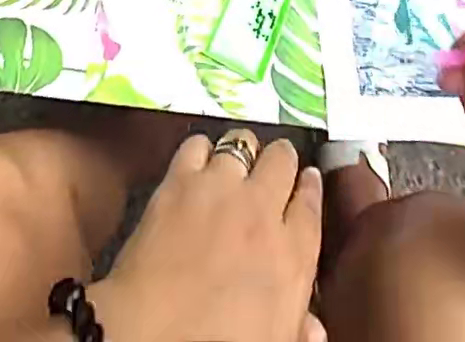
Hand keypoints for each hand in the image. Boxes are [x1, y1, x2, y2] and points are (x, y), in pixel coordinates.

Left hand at [88, 131, 323, 341]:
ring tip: (237, 162)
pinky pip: (197, 144)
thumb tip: (313, 325)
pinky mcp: (180, 179)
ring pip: (242, 142)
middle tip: (273, 166)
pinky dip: (201, 149)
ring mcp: (219, 188)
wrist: (151, 336)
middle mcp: (260, 210)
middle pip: (282, 160)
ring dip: (243, 151)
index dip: (311, 186)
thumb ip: (299, 327)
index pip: (311, 203)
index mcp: (291, 256)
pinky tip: (198, 163)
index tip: (309, 179)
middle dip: (281, 159)